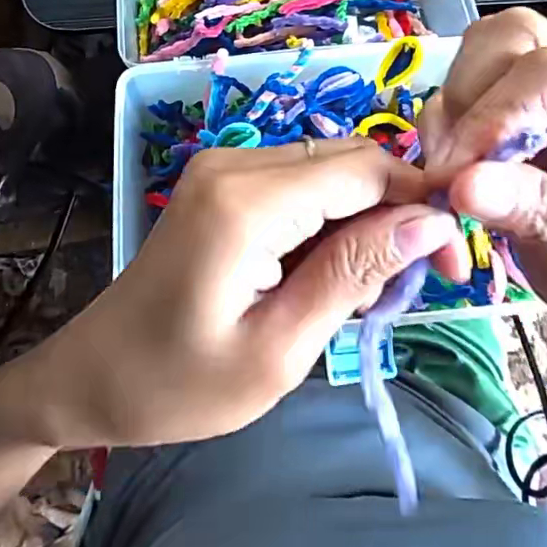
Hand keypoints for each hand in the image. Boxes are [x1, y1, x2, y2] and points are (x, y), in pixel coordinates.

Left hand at [21, 140, 467, 448]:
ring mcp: (223, 166)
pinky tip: (327, 270)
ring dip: (365, 218)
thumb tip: (430, 221)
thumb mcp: (280, 349)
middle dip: (397, 211)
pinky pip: (298, 182)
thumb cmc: (179, 385)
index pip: (364, 170)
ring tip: (367, 288)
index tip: (453, 264)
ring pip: (329, 169)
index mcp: (247, 202)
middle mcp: (234, 163)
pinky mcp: (220, 181)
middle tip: (412, 285)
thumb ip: (353, 273)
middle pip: (349, 161)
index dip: (421, 204)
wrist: (92, 374)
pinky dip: (330, 218)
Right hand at [422, 8, 546, 368]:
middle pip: (520, 41)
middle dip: (472, 97)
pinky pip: (466, 101)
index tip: (459, 172)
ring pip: (484, 59)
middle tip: (452, 168)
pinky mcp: (523, 129)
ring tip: (449, 180)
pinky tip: (450, 183)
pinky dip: (444, 135)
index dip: (501, 112)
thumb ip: (544, 220)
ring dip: (452, 114)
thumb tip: (462, 182)